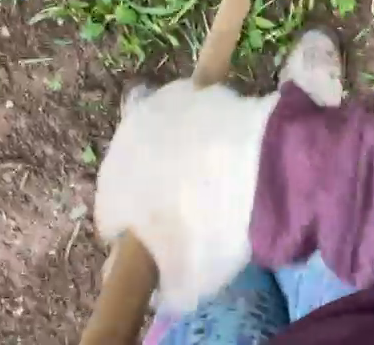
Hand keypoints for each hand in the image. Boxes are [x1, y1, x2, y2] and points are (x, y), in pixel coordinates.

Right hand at [94, 80, 277, 312]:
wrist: (262, 167)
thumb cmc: (215, 231)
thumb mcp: (186, 284)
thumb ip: (160, 284)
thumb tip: (160, 279)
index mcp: (112, 193)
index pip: (111, 220)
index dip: (134, 234)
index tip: (160, 244)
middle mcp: (121, 145)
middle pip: (128, 169)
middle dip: (149, 185)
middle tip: (185, 204)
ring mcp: (153, 109)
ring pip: (152, 135)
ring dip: (168, 149)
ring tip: (205, 168)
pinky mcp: (185, 88)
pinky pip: (181, 109)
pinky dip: (194, 123)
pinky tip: (220, 138)